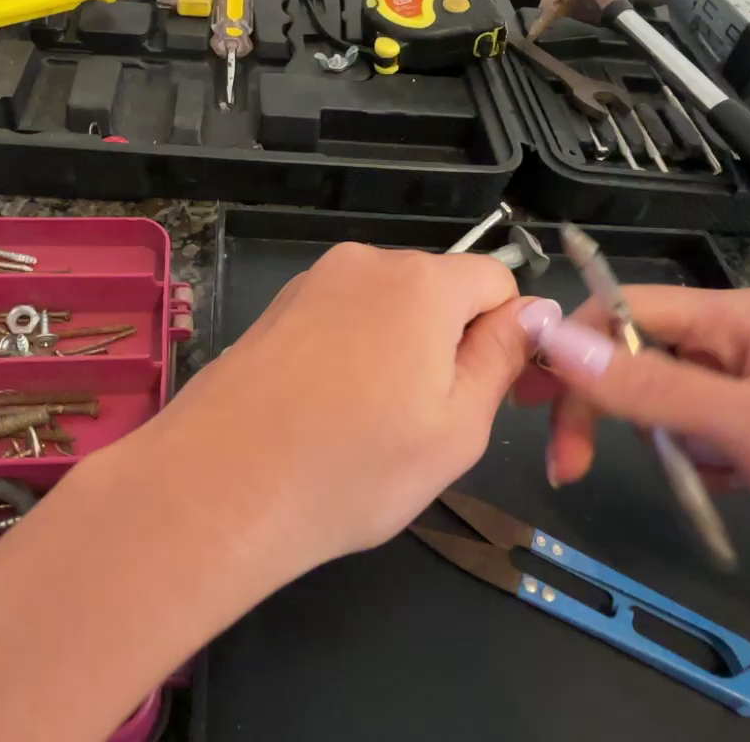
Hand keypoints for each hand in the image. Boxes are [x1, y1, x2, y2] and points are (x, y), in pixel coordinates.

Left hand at [133, 243, 538, 577]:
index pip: (497, 280)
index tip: (491, 392)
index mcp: (420, 281)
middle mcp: (363, 263)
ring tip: (369, 422)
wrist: (219, 486)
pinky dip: (349, 354)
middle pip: (438, 290)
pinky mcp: (274, 310)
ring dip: (397, 350)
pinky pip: (338, 320)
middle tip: (427, 418)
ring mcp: (310, 283)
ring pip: (386, 308)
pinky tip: (324, 410)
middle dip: (449, 342)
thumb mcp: (457, 427)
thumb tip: (530, 314)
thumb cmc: (353, 467)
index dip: (507, 334)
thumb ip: (501, 358)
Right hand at [515, 288, 749, 631]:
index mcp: (738, 319)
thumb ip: (653, 386)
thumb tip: (557, 342)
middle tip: (562, 458)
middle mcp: (733, 345)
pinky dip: (671, 458)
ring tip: (630, 473)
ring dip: (628, 432)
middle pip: (627, 353)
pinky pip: (680, 434)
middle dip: (589, 399)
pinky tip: (698, 485)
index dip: (570, 344)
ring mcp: (742, 394)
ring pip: (648, 396)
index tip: (528, 394)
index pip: (623, 309)